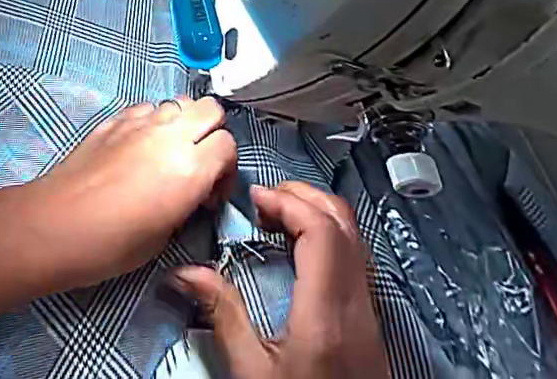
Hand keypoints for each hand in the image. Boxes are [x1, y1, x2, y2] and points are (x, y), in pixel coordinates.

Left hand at [19, 97, 236, 290]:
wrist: (59, 222)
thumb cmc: (114, 243)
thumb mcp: (167, 233)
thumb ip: (189, 198)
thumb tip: (193, 188)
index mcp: (189, 168)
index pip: (228, 144)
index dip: (226, 168)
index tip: (210, 193)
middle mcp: (168, 135)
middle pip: (209, 108)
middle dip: (211, 132)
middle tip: (199, 164)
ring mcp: (139, 121)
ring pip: (178, 102)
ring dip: (182, 123)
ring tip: (169, 154)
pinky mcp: (114, 119)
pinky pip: (147, 108)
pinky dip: (153, 122)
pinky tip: (139, 148)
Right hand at [171, 183, 389, 378]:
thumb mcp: (252, 373)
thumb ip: (223, 315)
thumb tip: (185, 271)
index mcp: (327, 313)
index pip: (321, 230)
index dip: (288, 201)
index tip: (254, 199)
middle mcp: (357, 306)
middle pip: (343, 222)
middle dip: (302, 196)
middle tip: (263, 200)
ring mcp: (370, 315)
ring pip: (354, 237)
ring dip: (315, 212)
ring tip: (276, 217)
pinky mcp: (371, 324)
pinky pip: (355, 258)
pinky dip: (326, 234)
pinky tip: (296, 249)